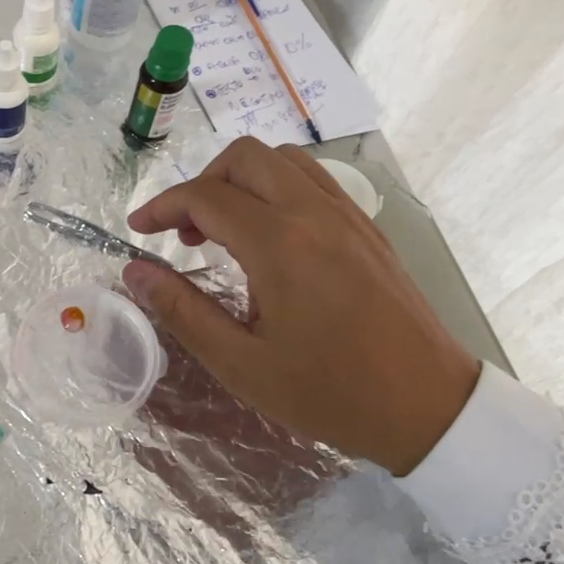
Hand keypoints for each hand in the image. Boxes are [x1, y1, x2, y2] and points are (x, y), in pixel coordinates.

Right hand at [124, 138, 478, 475]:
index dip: (162, 207)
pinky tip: (270, 235)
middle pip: (244, 157)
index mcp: (279, 245)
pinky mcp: (366, 227)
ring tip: (224, 230)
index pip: (205, 196)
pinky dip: (276, 188)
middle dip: (201, 183)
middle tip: (183, 232)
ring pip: (281, 160)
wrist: (428, 405)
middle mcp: (313, 213)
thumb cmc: (330, 393)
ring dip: (240, 180)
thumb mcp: (241, 364)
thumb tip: (135, 271)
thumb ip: (183, 310)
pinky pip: (312, 180)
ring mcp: (346, 214)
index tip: (138, 230)